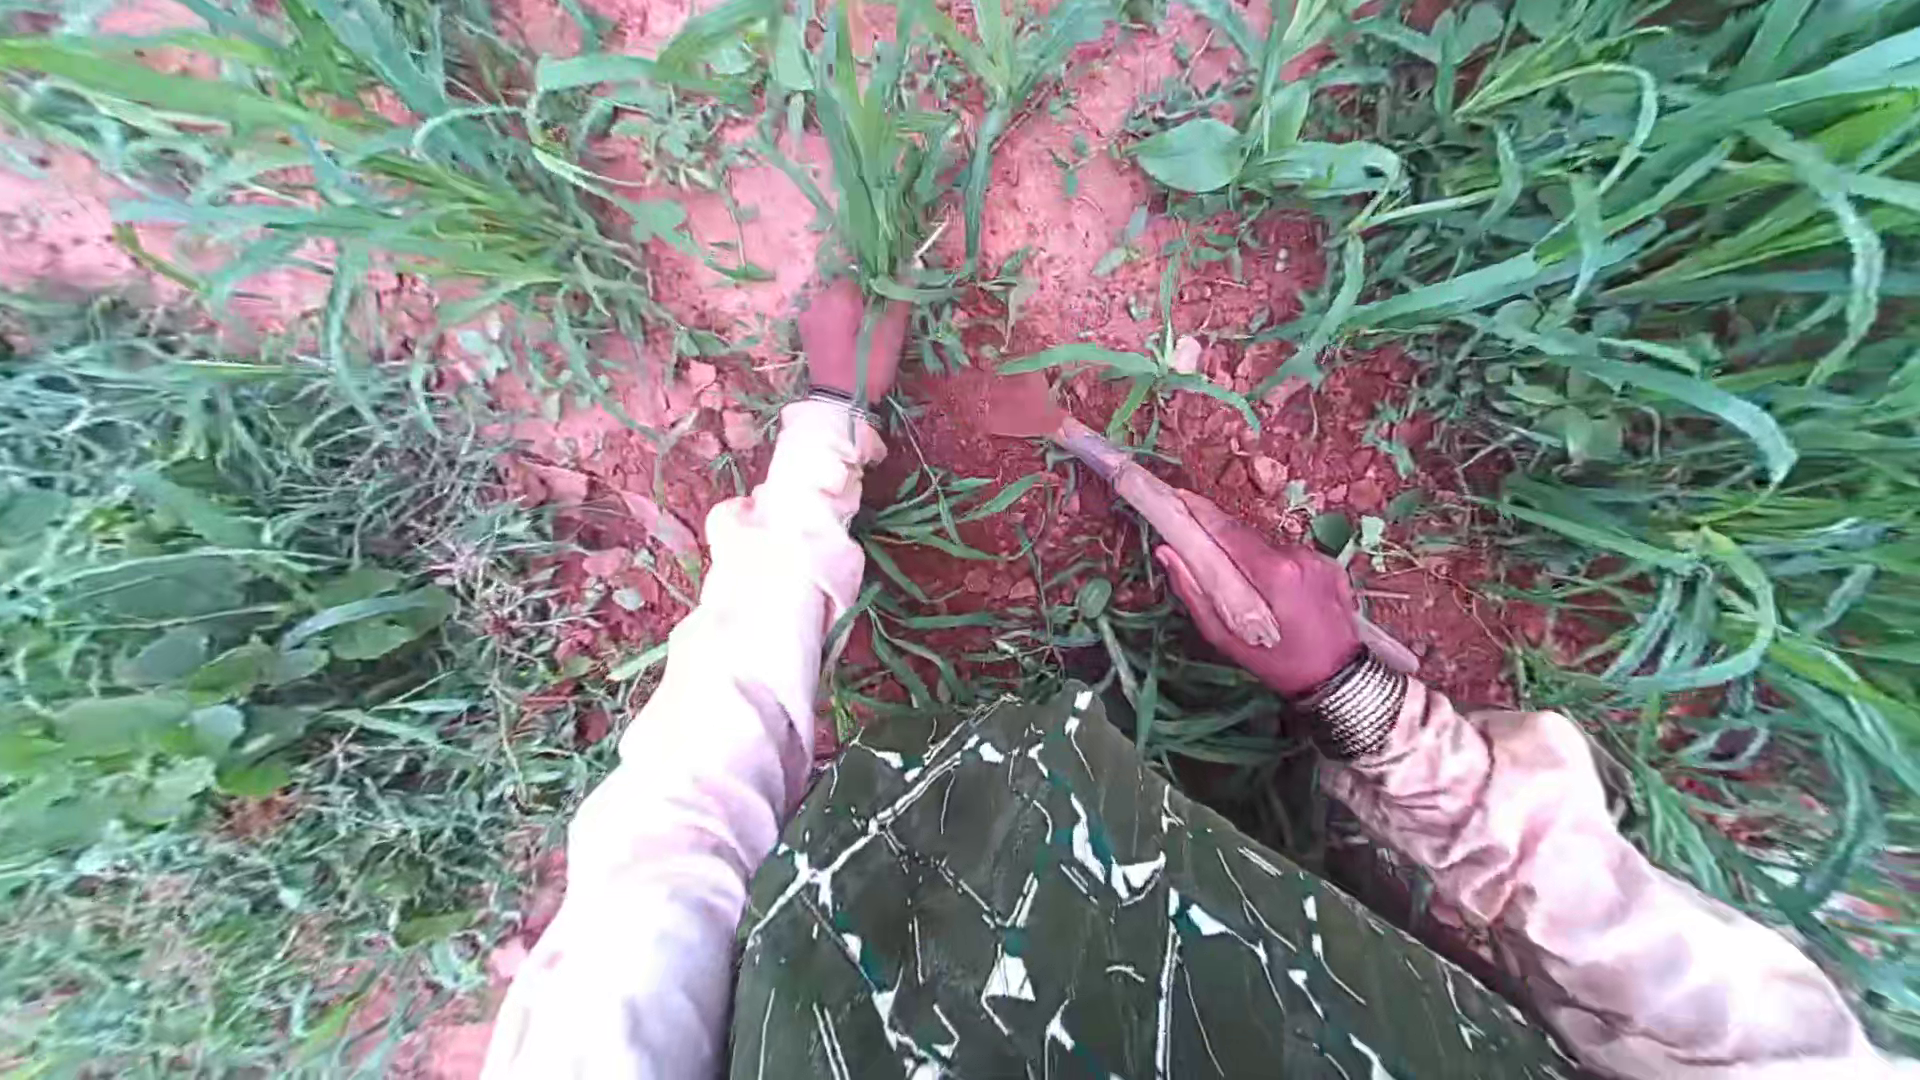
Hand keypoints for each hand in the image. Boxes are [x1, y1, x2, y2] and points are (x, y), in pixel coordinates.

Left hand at [798, 278, 910, 401]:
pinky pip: (824, 318)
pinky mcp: (805, 335)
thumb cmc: (867, 369)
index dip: (876, 292)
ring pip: (833, 304)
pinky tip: (846, 343)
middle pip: (844, 290)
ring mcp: (808, 318)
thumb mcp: (890, 336)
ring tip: (861, 336)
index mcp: (838, 297)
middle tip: (874, 326)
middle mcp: (817, 301)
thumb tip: (909, 271)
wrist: (840, 404)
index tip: (884, 311)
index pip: (860, 277)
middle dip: (859, 302)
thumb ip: (898, 301)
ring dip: (846, 314)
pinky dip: (835, 325)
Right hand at [1155, 491, 1366, 696]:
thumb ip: (1193, 591)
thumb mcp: (1223, 636)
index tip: (1178, 498)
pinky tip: (1273, 594)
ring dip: (1247, 558)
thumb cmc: (1275, 662)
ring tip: (1243, 587)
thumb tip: (1167, 552)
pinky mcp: (1329, 564)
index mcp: (1272, 573)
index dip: (1200, 513)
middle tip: (1198, 547)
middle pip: (1245, 537)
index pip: (1227, 531)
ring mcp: (1317, 558)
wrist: (1340, 680)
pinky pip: (1287, 557)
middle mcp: (1297, 556)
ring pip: (1266, 547)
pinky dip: (1272, 567)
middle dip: (1220, 540)